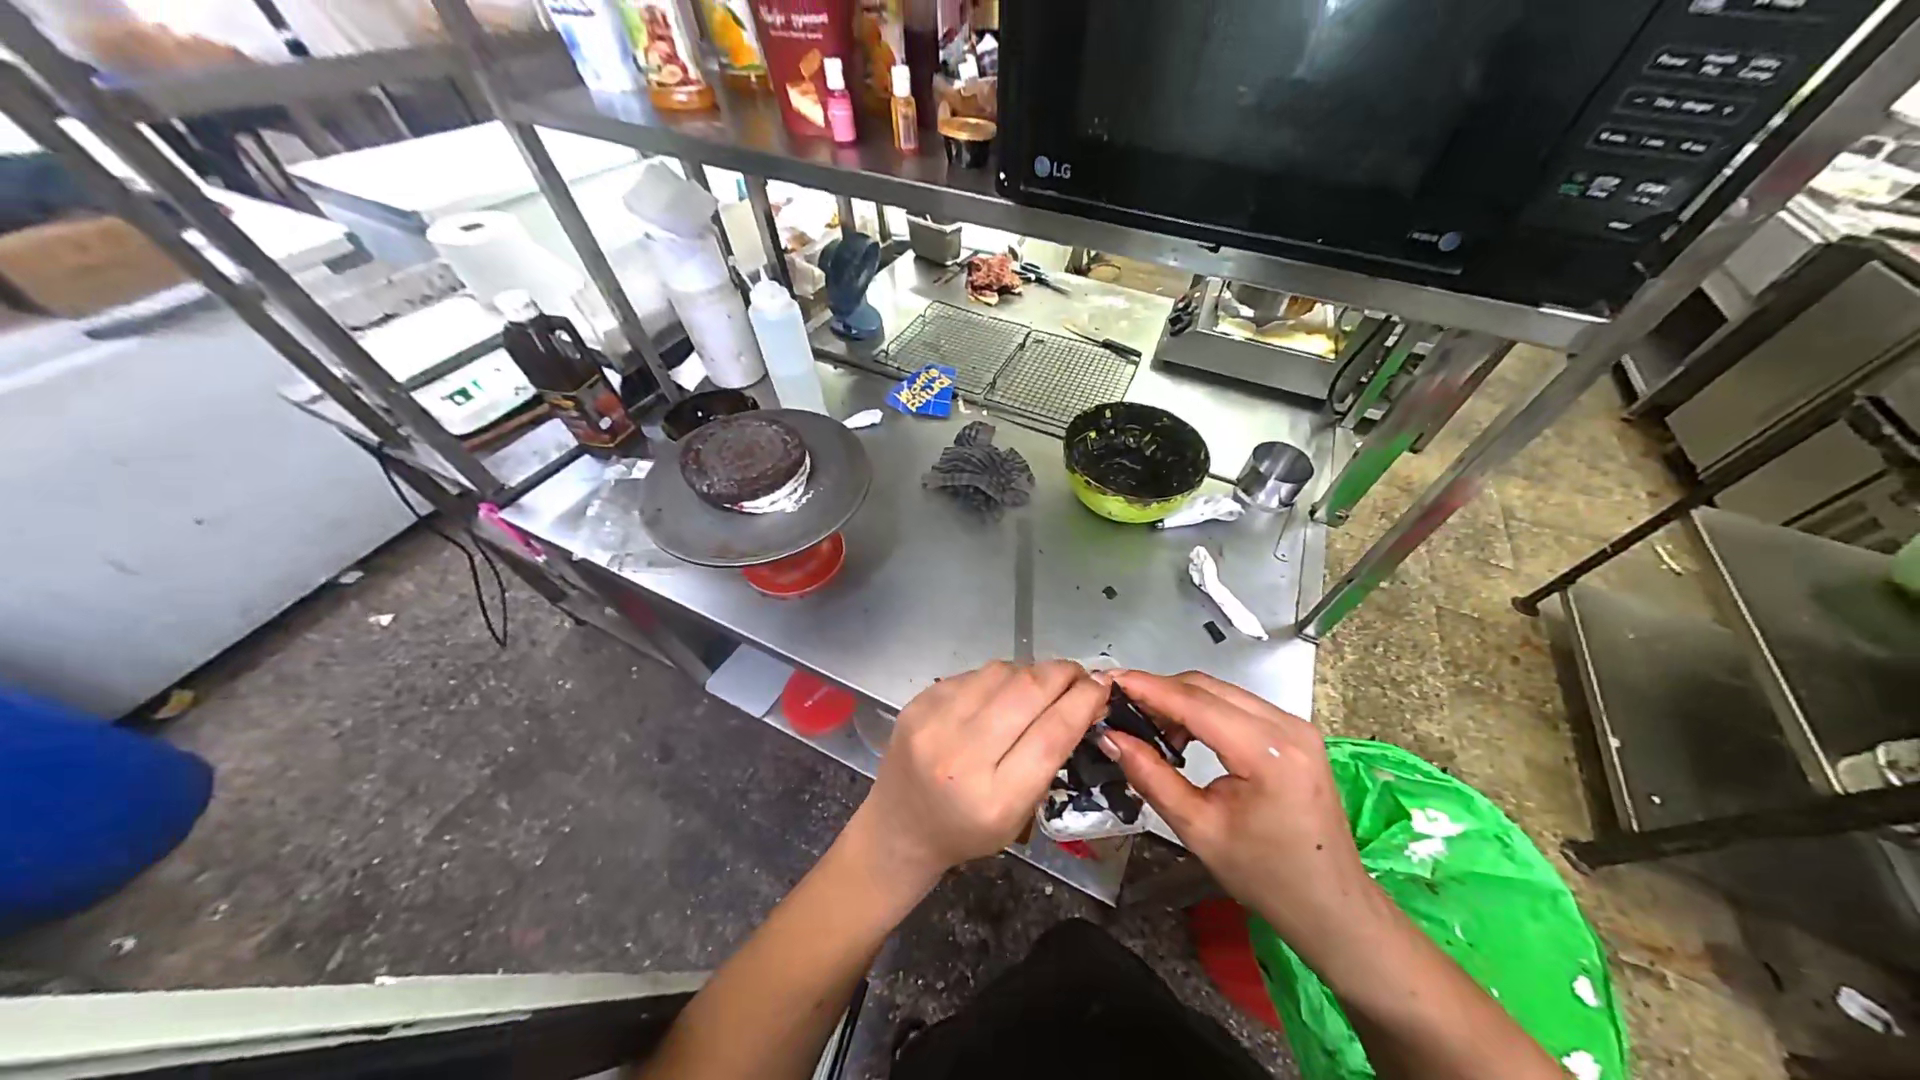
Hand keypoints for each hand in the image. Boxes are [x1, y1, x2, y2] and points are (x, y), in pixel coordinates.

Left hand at [850, 661, 1107, 889]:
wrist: (899, 827)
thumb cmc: (967, 830)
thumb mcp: (1019, 813)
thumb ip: (1049, 758)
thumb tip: (1082, 700)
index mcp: (995, 798)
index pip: (1052, 734)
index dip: (1083, 702)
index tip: (1102, 687)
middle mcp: (961, 756)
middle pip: (1027, 692)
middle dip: (1063, 675)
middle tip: (1079, 674)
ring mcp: (933, 723)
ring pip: (1001, 673)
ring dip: (1032, 672)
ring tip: (1042, 683)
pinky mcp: (918, 702)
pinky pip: (973, 674)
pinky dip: (998, 678)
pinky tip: (1002, 692)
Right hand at [1102, 670, 1377, 941]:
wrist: (1331, 906)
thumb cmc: (1266, 876)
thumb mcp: (1198, 829)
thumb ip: (1151, 776)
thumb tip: (1111, 737)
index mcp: (1267, 753)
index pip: (1195, 701)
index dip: (1146, 687)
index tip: (1106, 681)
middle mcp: (1287, 727)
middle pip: (1207, 687)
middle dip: (1158, 690)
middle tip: (1117, 705)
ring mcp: (1295, 726)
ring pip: (1221, 692)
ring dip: (1179, 700)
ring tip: (1144, 724)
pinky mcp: (1295, 734)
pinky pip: (1238, 705)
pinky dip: (1203, 710)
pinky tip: (1181, 733)